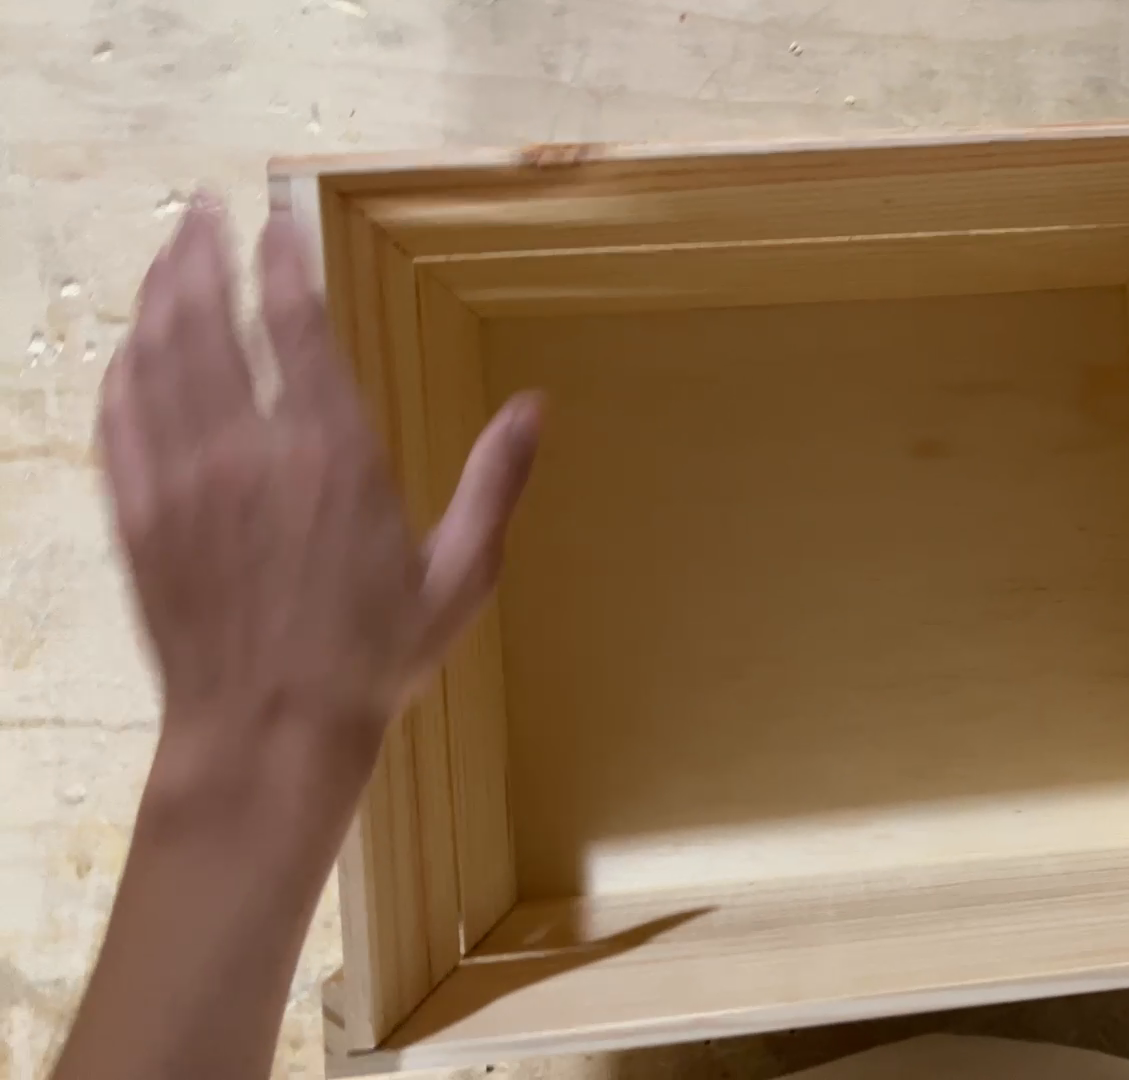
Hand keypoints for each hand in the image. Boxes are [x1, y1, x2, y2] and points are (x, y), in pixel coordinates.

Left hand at [99, 191, 540, 780]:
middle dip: (204, 253)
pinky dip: (118, 361)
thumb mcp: (467, 568)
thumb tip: (536, 407)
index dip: (285, 266)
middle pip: (208, 322)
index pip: (297, 331)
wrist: (271, 726)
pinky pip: (113, 412)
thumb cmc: (385, 647)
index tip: (276, 218)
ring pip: (151, 354)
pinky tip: (126, 341)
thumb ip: (497, 479)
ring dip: (156, 290)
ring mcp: (176, 477)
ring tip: (166, 248)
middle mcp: (246, 450)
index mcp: (335, 458)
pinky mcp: (133, 510)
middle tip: (205, 208)